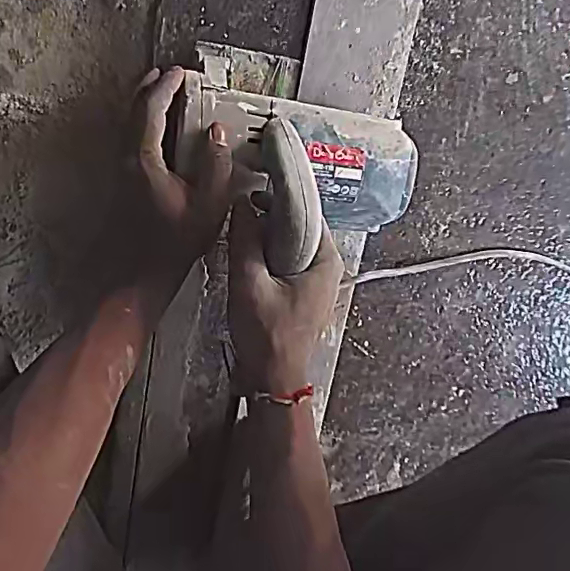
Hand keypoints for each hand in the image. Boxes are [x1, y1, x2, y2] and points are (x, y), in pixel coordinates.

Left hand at [129, 67, 231, 280]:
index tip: (181, 73)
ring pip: (128, 125)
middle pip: (132, 111)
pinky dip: (144, 124)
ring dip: (145, 104)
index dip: (166, 87)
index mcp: (145, 160)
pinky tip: (160, 132)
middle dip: (150, 88)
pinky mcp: (123, 183)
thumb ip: (216, 166)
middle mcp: (126, 160)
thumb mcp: (209, 206)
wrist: (139, 274)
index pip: (151, 110)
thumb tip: (217, 132)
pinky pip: (131, 139)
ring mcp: (121, 171)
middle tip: (169, 75)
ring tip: (163, 94)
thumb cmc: (175, 244)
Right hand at [227, 197, 343, 393]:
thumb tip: (240, 204)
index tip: (250, 191)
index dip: (278, 197)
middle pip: (299, 225)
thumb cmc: (266, 334)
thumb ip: (245, 241)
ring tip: (240, 227)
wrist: (273, 379)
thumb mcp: (248, 284)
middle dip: (270, 215)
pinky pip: (288, 259)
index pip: (307, 211)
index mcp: (326, 259)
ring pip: (292, 242)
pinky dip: (270, 252)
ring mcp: (319, 279)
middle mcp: (329, 265)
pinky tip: (248, 251)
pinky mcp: (305, 290)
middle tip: (240, 209)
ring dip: (268, 234)